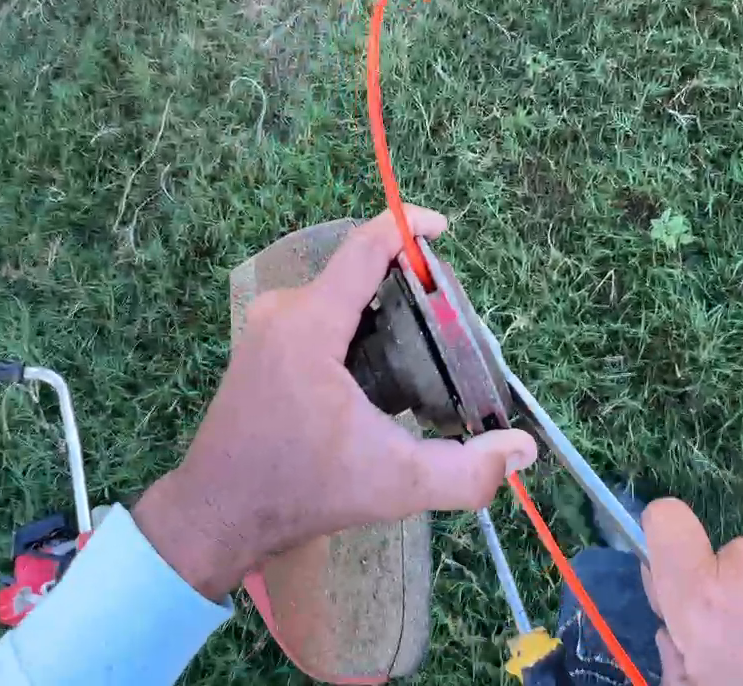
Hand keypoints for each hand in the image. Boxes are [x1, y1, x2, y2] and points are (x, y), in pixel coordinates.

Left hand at [133, 206, 537, 600]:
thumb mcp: (396, 484)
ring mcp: (268, 324)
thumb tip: (524, 448)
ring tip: (421, 348)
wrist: (217, 516)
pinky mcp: (263, 341)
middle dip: (407, 282)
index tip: (445, 229)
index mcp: (311, 324)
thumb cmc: (304, 493)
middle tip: (448, 322)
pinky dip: (357, 321)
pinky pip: (321, 310)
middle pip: (358, 269)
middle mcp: (285, 310)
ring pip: (340, 291)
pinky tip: (379, 366)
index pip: (364, 248)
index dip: (408, 227)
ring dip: (383, 306)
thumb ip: (467, 471)